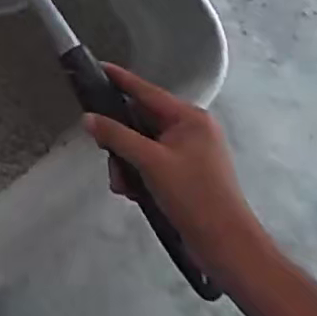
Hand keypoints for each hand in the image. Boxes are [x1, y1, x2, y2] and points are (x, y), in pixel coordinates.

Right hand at [82, 63, 261, 264]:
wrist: (228, 249)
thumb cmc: (194, 197)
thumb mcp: (150, 162)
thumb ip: (116, 136)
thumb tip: (88, 118)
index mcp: (190, 118)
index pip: (147, 91)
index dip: (121, 79)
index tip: (98, 67)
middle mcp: (191, 131)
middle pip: (140, 121)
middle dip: (120, 140)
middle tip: (104, 152)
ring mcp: (188, 154)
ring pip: (141, 145)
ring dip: (126, 163)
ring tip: (123, 184)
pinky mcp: (184, 175)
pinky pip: (150, 163)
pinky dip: (138, 175)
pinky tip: (133, 192)